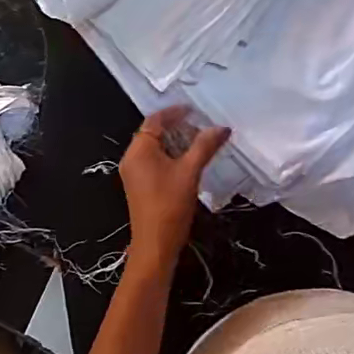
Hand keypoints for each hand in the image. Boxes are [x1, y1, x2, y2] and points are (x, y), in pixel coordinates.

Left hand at [119, 106, 229, 266]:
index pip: (154, 121)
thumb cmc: (170, 204)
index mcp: (138, 150)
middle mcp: (131, 158)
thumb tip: (221, 128)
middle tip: (201, 126)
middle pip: (152, 133)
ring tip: (199, 142)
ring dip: (174, 142)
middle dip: (176, 127)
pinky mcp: (139, 185)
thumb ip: (204, 146)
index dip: (174, 112)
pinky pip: (153, 162)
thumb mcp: (190, 172)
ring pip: (153, 148)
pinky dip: (169, 156)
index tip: (194, 110)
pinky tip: (188, 161)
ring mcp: (133, 173)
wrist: (155, 243)